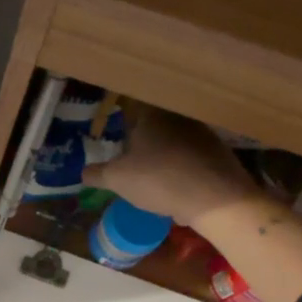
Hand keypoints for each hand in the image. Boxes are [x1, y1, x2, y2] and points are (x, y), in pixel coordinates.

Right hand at [82, 111, 261, 222]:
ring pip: (173, 138)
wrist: (215, 198)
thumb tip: (83, 172)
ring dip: (161, 151)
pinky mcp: (217, 152)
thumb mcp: (117, 180)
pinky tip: (174, 184)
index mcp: (151, 114)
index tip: (111, 123)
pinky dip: (180, 166)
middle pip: (153, 121)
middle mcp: (177, 116)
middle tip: (126, 151)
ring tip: (149, 170)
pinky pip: (190, 156)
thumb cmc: (159, 180)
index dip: (119, 112)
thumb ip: (97, 174)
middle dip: (140, 135)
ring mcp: (201, 133)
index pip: (131, 104)